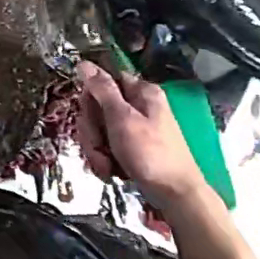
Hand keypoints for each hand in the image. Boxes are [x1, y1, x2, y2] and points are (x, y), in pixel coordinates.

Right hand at [75, 61, 223, 225]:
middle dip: (92, 131)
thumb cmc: (150, 153)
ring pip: (99, 130)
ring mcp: (135, 128)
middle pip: (97, 108)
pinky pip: (107, 146)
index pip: (103, 81)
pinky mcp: (132, 147)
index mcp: (140, 92)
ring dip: (96, 149)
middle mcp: (138, 106)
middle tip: (99, 146)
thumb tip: (84, 63)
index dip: (91, 99)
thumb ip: (102, 89)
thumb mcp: (122, 118)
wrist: (175, 194)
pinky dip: (105, 159)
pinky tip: (111, 170)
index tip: (91, 116)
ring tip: (107, 164)